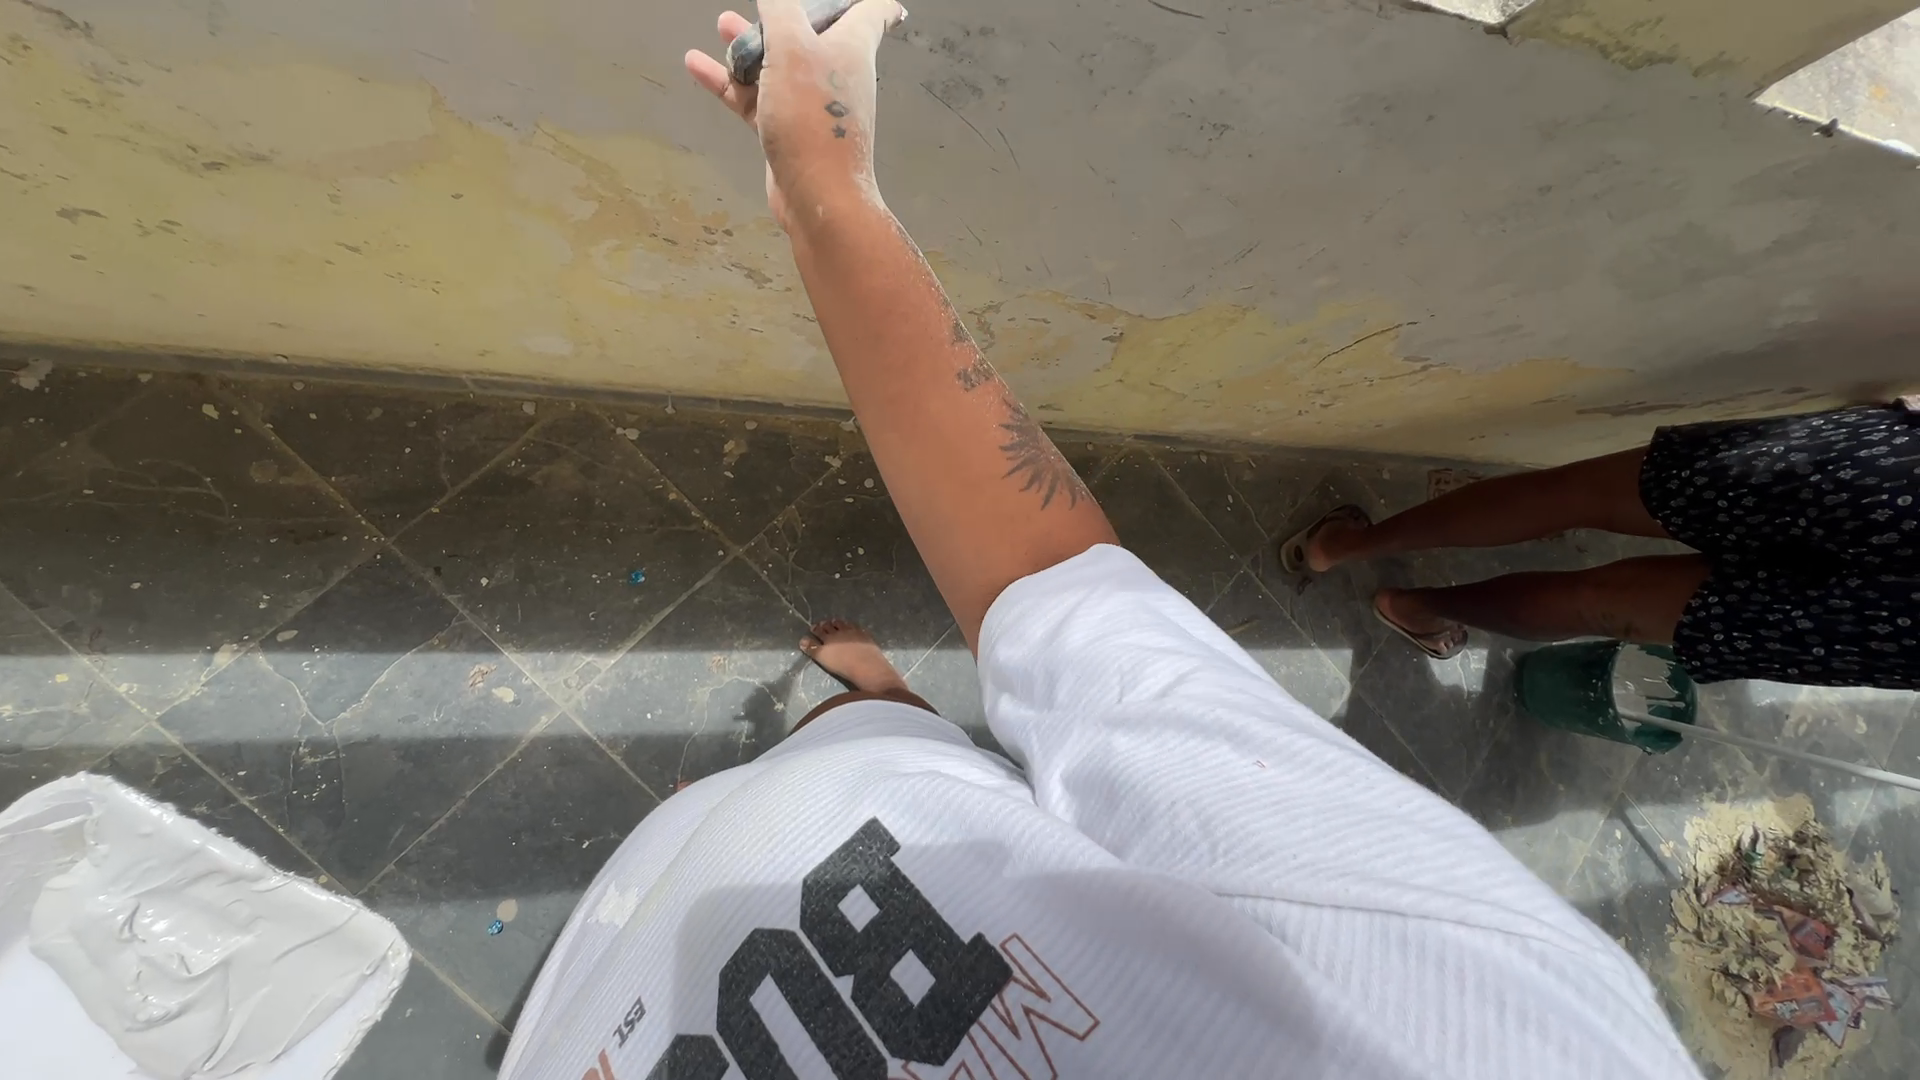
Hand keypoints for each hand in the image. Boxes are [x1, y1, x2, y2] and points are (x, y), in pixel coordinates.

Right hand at [685, 0, 904, 230]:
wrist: (816, 196)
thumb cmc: (811, 117)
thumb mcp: (792, 47)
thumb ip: (780, 7)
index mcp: (851, 47)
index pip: (872, 12)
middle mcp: (835, 74)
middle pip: (812, 33)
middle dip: (784, 14)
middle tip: (761, 5)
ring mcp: (809, 106)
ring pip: (777, 65)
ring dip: (749, 46)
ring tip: (722, 27)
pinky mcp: (787, 132)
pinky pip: (756, 98)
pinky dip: (728, 82)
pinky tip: (695, 63)